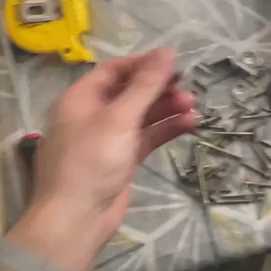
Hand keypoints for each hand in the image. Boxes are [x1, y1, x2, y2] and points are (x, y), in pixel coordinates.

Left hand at [11, 48, 195, 270]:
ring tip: (193, 106)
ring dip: (166, 108)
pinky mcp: (122, 159)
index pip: (114, 70)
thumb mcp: (120, 118)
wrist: (77, 218)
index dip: (143, 64)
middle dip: (159, 88)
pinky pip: (146, 137)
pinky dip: (165, 129)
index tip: (173, 64)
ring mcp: (108, 138)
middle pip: (130, 92)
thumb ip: (145, 85)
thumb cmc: (91, 161)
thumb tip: (167, 51)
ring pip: (141, 115)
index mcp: (81, 99)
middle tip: (187, 88)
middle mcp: (93, 115)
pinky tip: (189, 124)